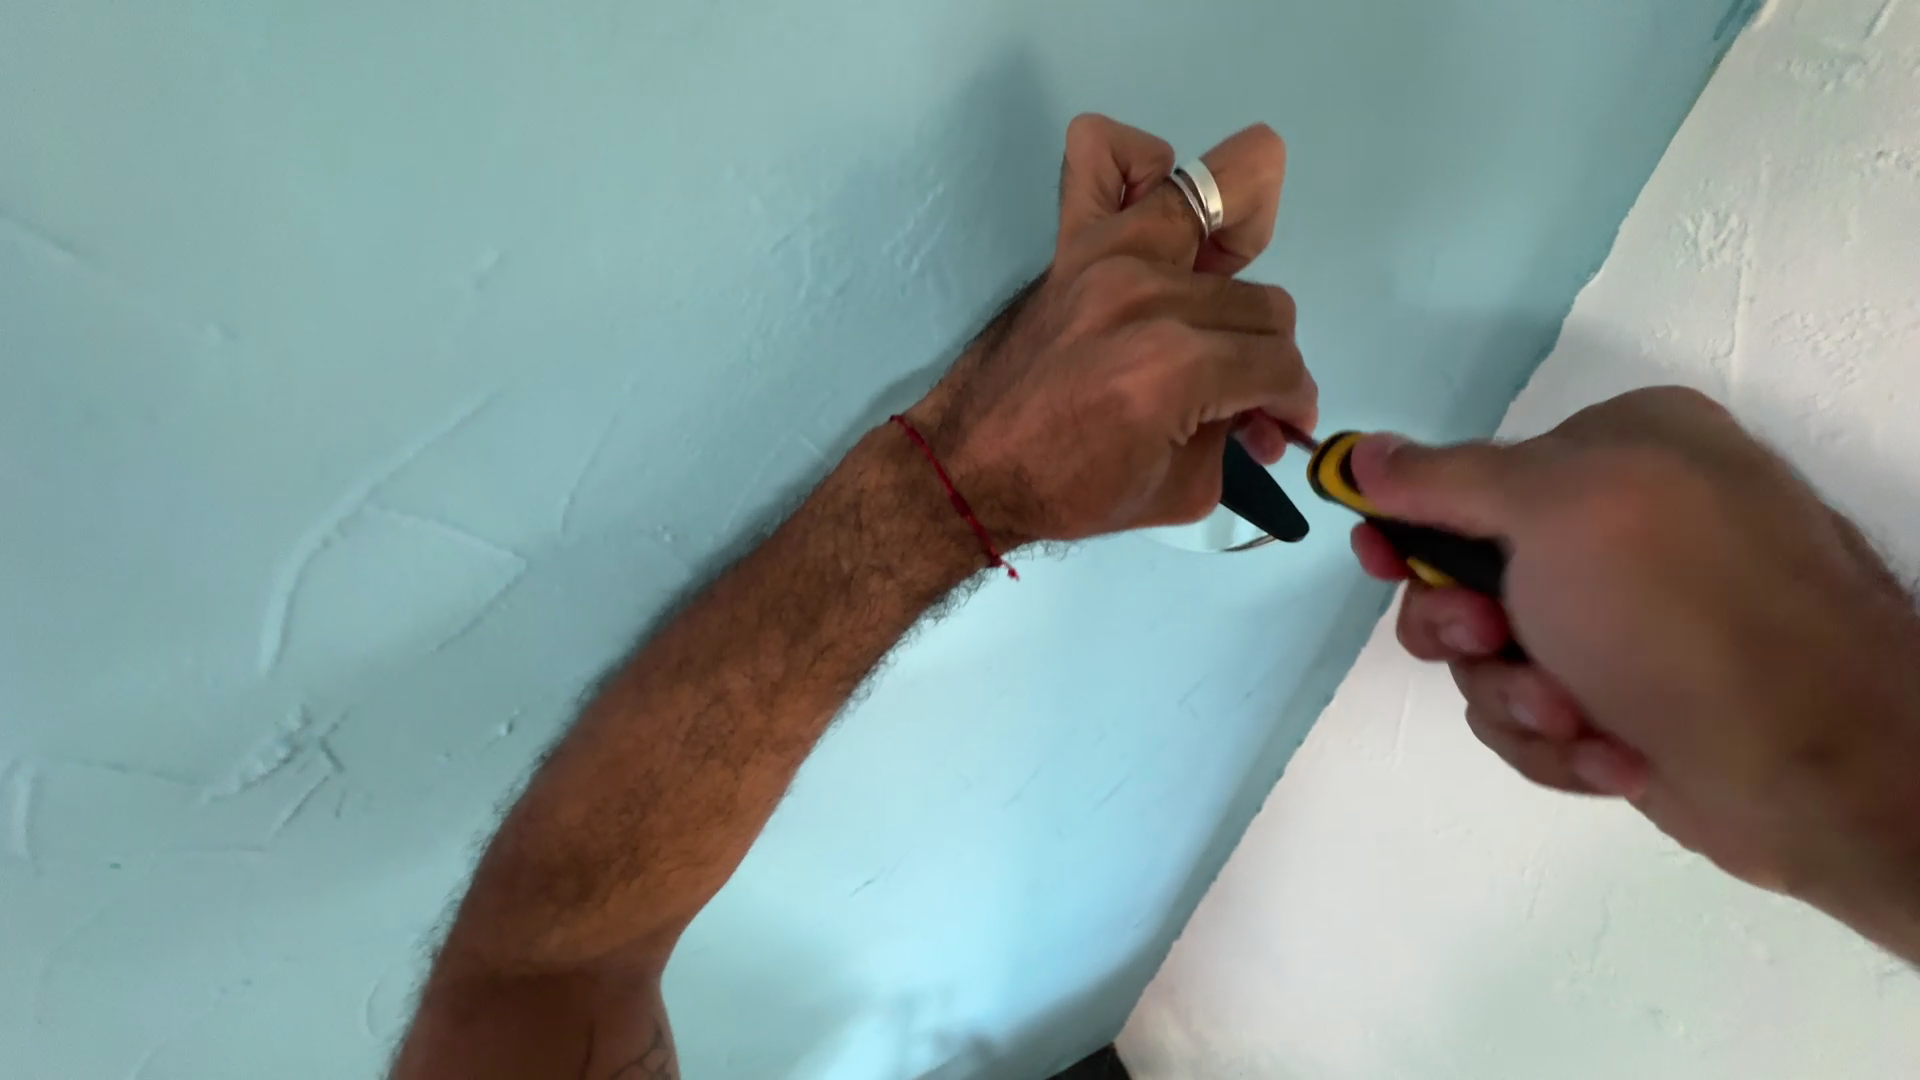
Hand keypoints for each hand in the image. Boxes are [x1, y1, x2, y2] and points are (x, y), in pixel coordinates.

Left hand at [905, 114, 1315, 544]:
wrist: (972, 468)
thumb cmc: (1067, 492)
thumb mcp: (1178, 494)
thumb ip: (1236, 441)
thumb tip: (1263, 410)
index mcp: (1175, 370)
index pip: (1279, 363)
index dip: (1294, 401)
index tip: (1282, 424)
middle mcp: (1149, 297)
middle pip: (1264, 302)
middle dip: (1268, 359)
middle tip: (1240, 397)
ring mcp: (1106, 255)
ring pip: (1223, 195)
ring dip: (1238, 254)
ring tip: (1211, 306)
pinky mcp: (1070, 244)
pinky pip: (1105, 153)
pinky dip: (1140, 167)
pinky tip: (1150, 226)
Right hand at [1349, 386, 1919, 956]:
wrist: (1828, 783)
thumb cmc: (1684, 619)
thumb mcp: (1557, 512)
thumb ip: (1443, 478)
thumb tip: (1357, 452)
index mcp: (1616, 451)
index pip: (1461, 476)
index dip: (1408, 523)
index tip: (1383, 562)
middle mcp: (1615, 526)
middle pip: (1456, 573)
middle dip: (1460, 625)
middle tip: (1489, 641)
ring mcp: (1614, 614)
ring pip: (1480, 650)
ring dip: (1508, 691)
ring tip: (1569, 716)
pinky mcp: (1613, 690)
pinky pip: (1520, 705)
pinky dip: (1547, 737)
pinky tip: (1609, 751)